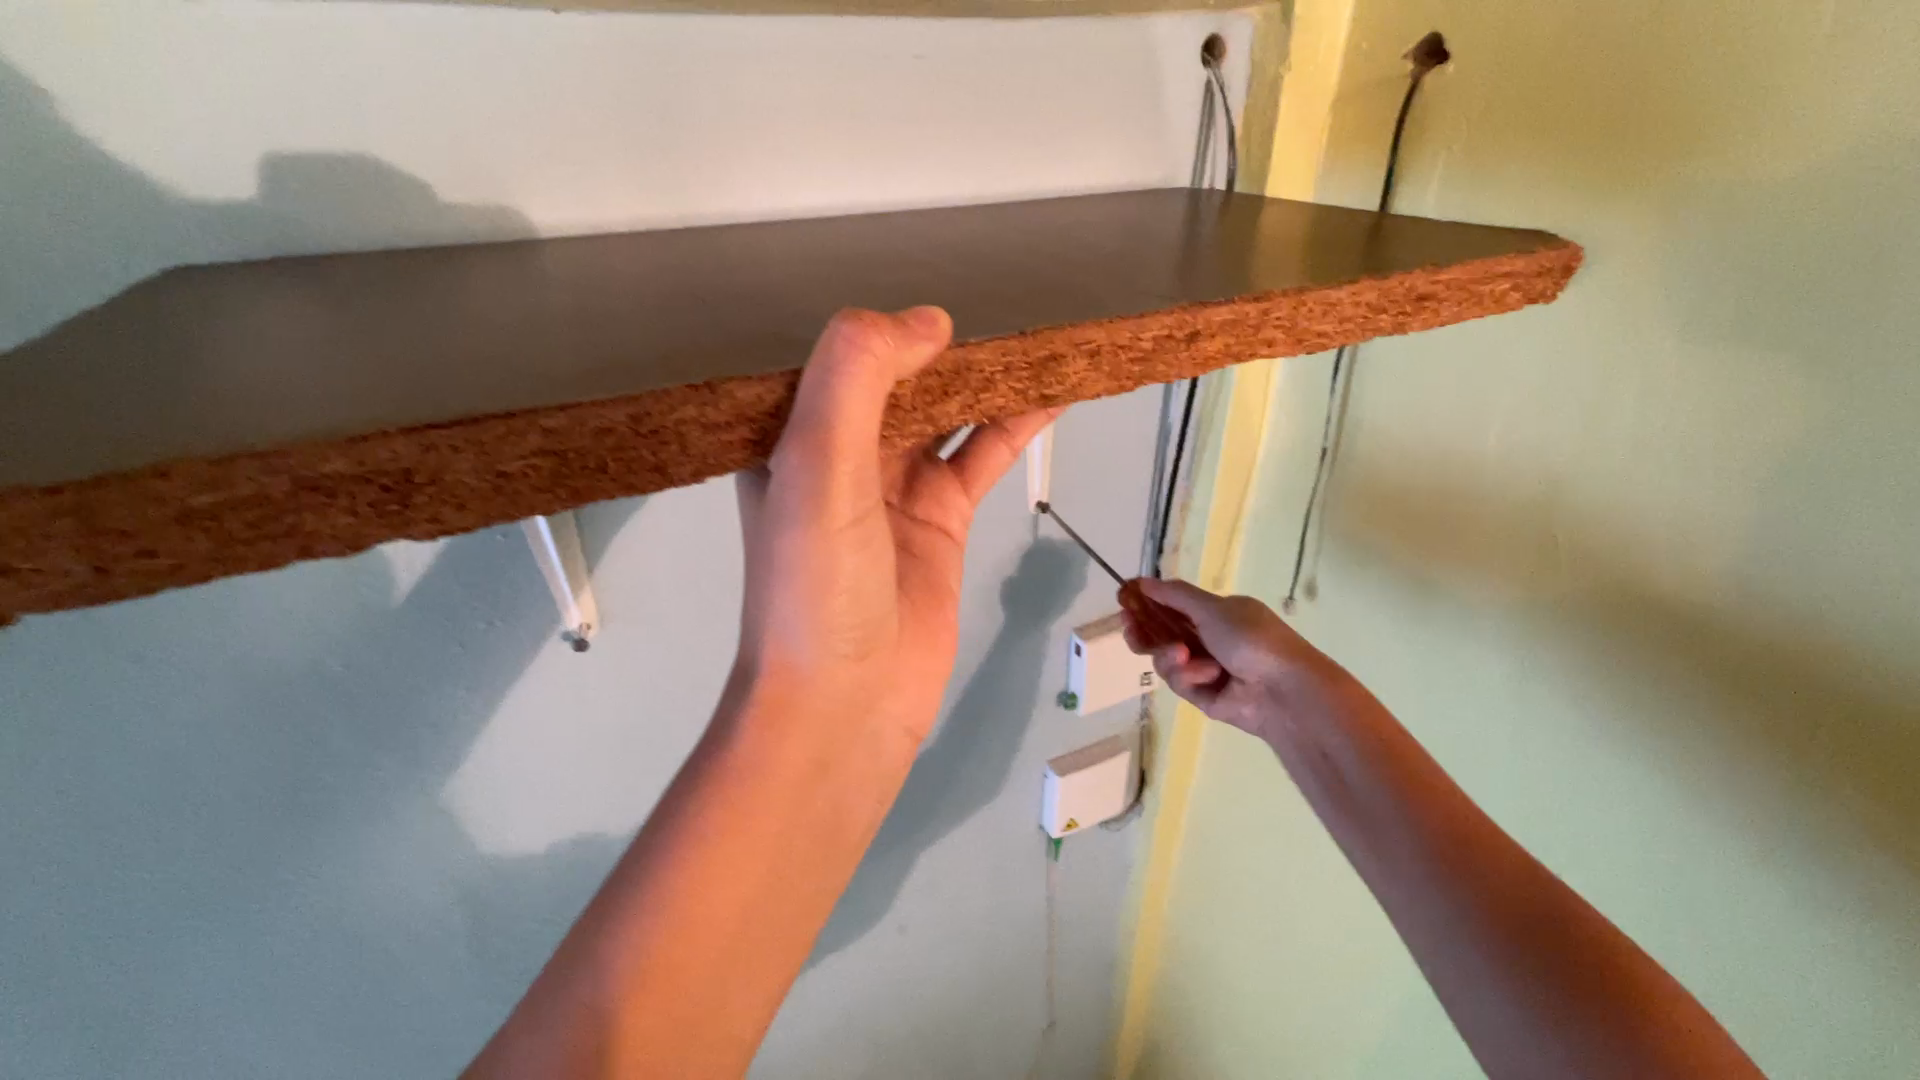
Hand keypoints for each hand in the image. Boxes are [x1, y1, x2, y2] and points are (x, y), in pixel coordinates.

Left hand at [735, 307, 1058, 748]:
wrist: (846, 703)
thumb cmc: (817, 585)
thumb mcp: (816, 466)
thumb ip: (857, 377)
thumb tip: (931, 321)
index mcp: (787, 433)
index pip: (836, 355)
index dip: (883, 320)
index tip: (939, 278)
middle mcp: (839, 454)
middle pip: (898, 377)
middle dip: (946, 342)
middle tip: (1007, 295)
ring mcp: (893, 487)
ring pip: (946, 411)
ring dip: (988, 376)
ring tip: (1040, 331)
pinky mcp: (940, 519)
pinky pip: (980, 455)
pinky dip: (1015, 423)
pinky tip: (1054, 391)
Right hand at [1121, 578, 1352, 746]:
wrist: (1283, 689)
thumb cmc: (1252, 638)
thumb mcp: (1213, 608)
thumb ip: (1175, 596)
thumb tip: (1143, 581)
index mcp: (1217, 614)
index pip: (1173, 608)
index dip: (1148, 606)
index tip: (1125, 604)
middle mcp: (1210, 640)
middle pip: (1162, 637)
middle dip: (1145, 634)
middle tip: (1131, 631)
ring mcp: (1206, 669)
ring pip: (1166, 661)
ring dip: (1171, 657)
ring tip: (1184, 657)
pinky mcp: (1204, 697)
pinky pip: (1180, 684)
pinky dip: (1190, 678)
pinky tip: (1208, 677)